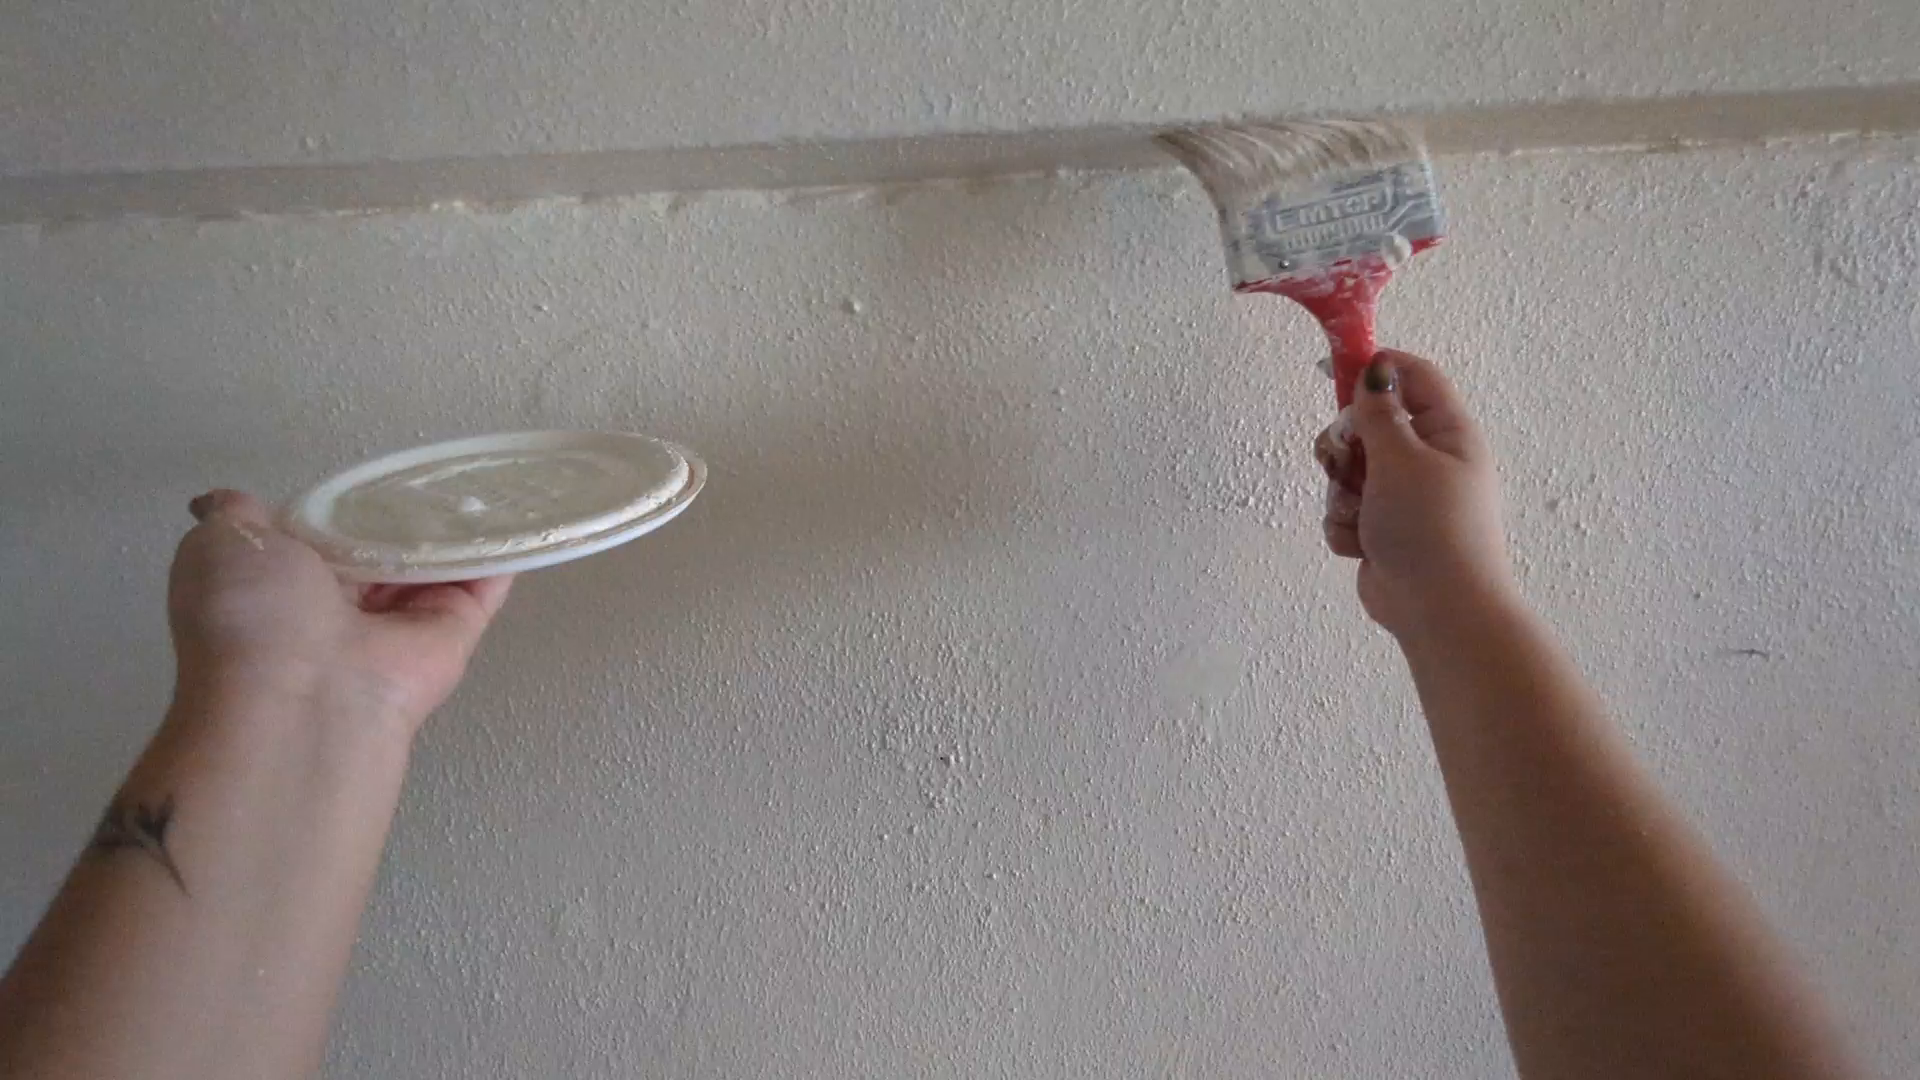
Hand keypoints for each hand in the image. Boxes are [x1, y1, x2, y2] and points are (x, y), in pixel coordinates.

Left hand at [167, 490, 512, 734]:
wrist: (314, 689)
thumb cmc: (258, 613)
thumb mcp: (222, 547)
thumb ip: (235, 517)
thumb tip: (226, 499)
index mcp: (289, 585)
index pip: (325, 537)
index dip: (345, 506)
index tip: (371, 476)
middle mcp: (348, 604)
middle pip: (389, 548)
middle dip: (410, 514)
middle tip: (440, 474)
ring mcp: (409, 618)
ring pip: (441, 562)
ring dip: (462, 529)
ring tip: (489, 484)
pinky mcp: (460, 626)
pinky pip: (487, 582)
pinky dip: (504, 553)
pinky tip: (519, 517)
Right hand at [1314, 350, 1516, 635]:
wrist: (1435, 605)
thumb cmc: (1428, 525)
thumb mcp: (1401, 459)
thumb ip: (1379, 412)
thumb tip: (1375, 368)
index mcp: (1445, 432)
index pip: (1411, 378)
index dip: (1374, 368)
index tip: (1329, 370)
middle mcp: (1423, 459)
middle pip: (1365, 426)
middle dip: (1345, 448)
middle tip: (1346, 464)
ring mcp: (1399, 496)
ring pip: (1345, 473)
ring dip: (1342, 494)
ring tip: (1363, 517)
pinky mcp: (1378, 527)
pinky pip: (1343, 510)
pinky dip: (1345, 526)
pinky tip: (1363, 546)